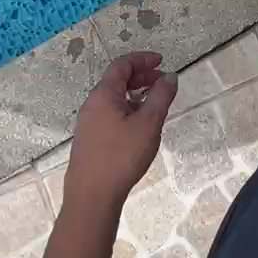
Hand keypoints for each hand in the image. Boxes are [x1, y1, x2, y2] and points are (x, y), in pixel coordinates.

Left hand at [61, 51, 176, 212]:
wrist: (91, 198)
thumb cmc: (121, 156)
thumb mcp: (149, 123)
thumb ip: (161, 96)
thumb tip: (169, 76)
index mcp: (103, 95)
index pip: (122, 65)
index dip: (142, 59)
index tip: (161, 61)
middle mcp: (91, 105)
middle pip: (116, 79)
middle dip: (140, 75)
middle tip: (161, 80)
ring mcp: (88, 124)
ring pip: (113, 98)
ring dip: (134, 93)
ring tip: (154, 102)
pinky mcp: (89, 140)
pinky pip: (109, 113)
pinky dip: (126, 108)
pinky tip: (139, 124)